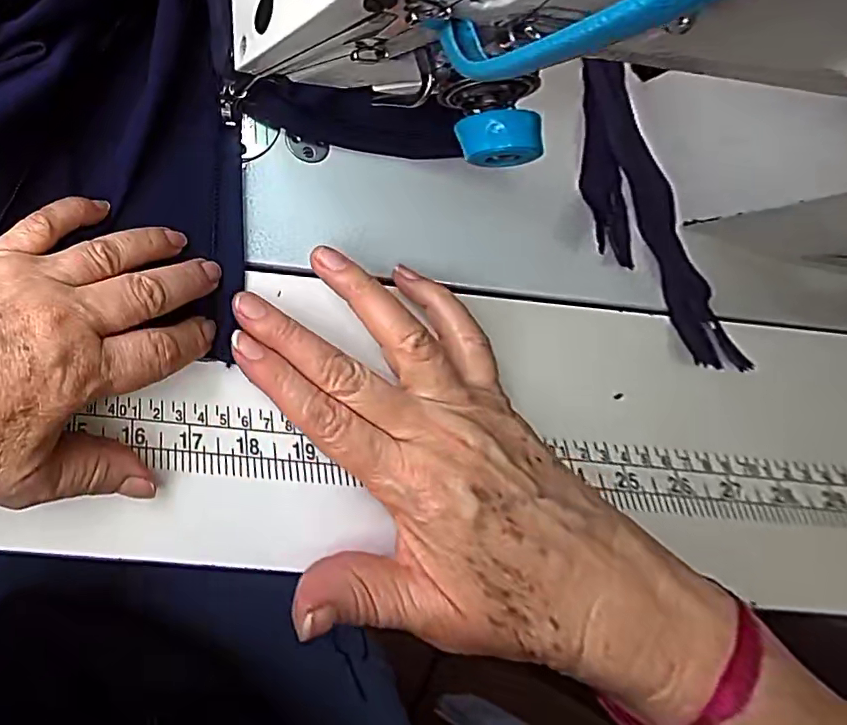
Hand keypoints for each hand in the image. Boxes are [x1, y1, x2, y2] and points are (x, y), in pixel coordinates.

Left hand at [0, 197, 218, 508]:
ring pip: (106, 253)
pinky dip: (73, 210)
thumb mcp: (30, 474)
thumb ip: (93, 470)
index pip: (157, 351)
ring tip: (170, 238)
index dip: (188, 339)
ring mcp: (30, 282)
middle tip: (202, 274)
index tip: (200, 331)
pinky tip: (94, 206)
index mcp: (80, 373)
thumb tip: (137, 475)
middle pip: (143, 292)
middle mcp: (64, 319)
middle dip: (182, 281)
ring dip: (145, 243)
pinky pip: (44, 223)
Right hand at [229, 247, 736, 724]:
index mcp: (414, 483)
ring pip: (407, 340)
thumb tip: (302, 606)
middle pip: (347, 371)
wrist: (626, 605)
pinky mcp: (497, 406)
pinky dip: (439, 304)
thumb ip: (356, 594)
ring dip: (362, 295)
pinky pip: (467, 343)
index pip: (328, 417)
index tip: (247, 349)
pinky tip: (411, 279)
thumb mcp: (432, 611)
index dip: (280, 379)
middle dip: (291, 333)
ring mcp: (471, 414)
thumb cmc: (532, 604)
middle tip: (254, 305)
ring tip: (328, 261)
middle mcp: (440, 437)